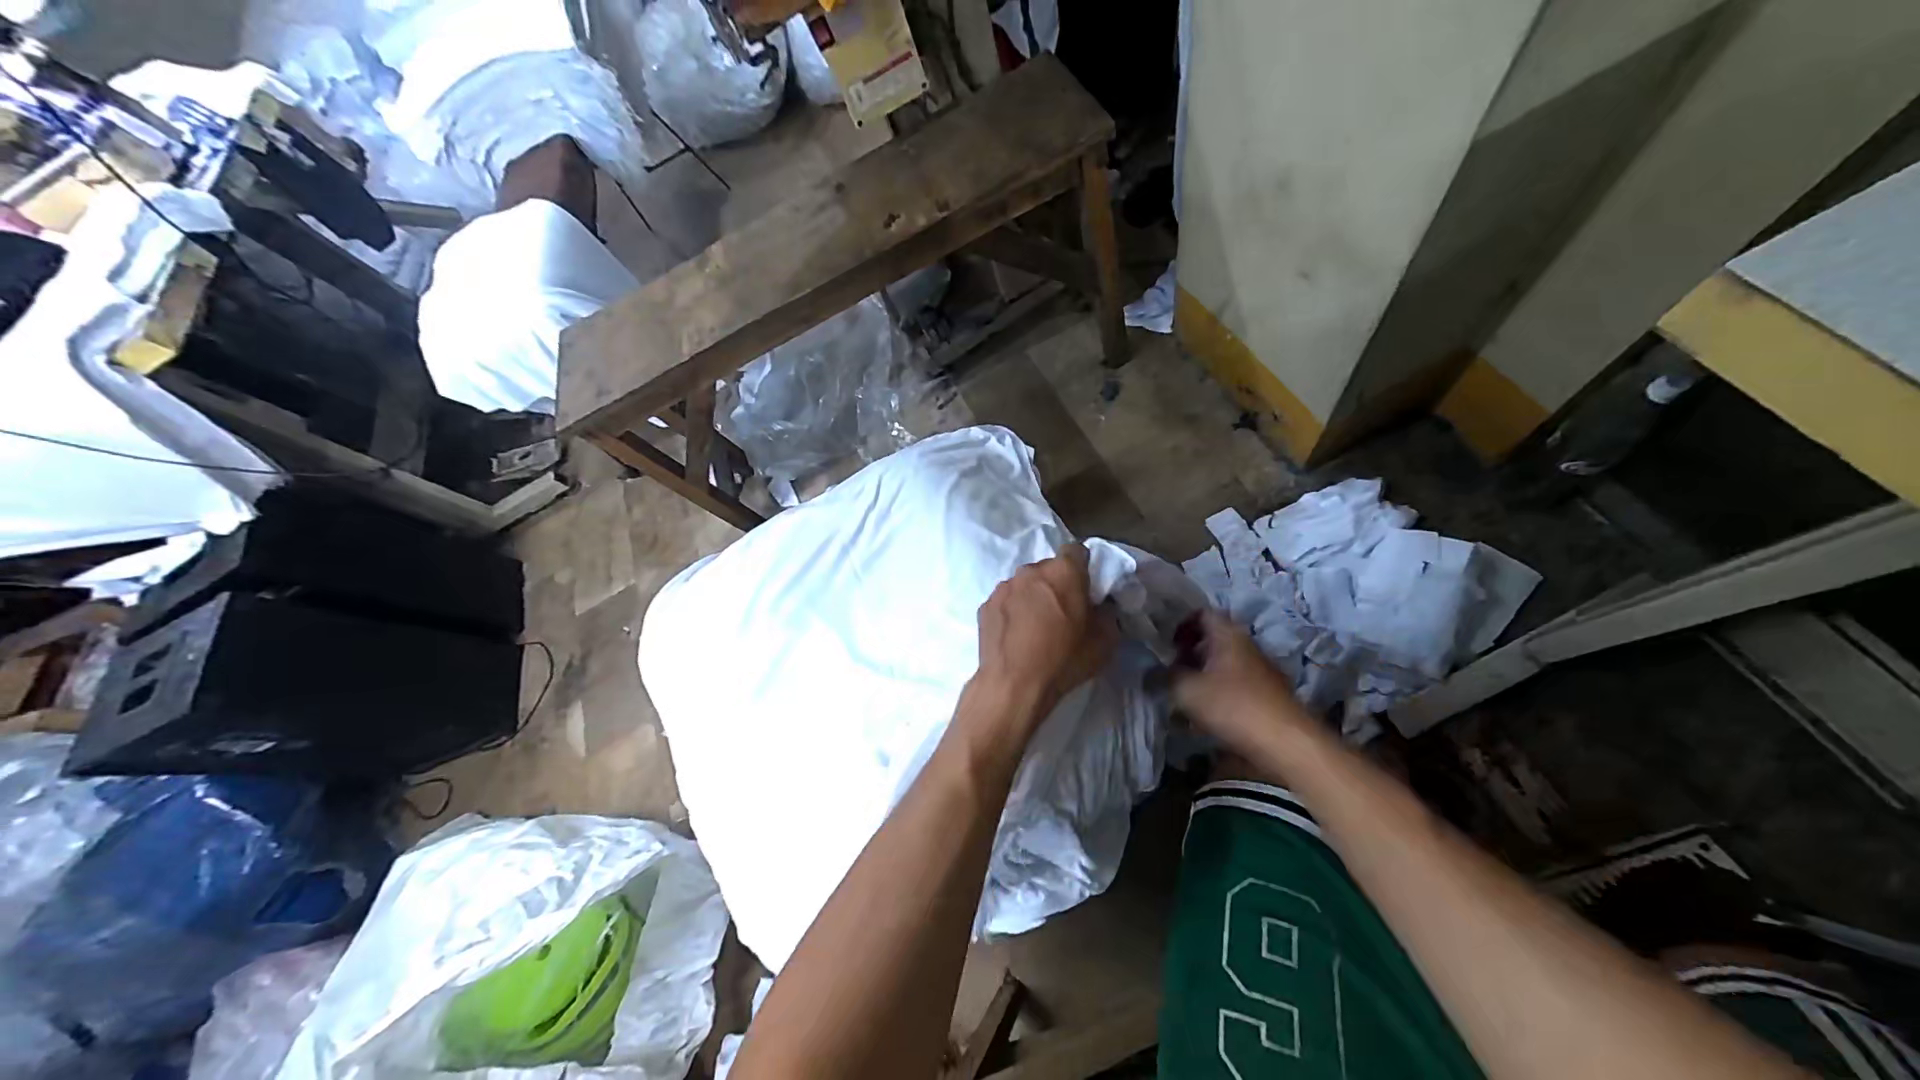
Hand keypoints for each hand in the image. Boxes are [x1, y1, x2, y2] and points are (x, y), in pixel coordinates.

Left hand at [970, 543, 1117, 740]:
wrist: (1013, 685)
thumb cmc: (1063, 660)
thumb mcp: (1104, 642)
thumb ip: (1107, 615)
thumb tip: (1102, 607)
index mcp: (1064, 572)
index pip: (1076, 550)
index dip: (1082, 566)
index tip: (1084, 587)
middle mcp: (1030, 571)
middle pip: (1048, 569)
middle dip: (1056, 584)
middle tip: (1062, 612)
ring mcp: (1004, 587)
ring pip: (1024, 584)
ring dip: (1032, 597)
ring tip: (1035, 627)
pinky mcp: (985, 605)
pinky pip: (1006, 601)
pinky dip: (1012, 611)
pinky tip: (1016, 636)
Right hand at [1172, 610, 1315, 756]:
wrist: (1285, 742)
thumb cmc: (1232, 706)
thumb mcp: (1186, 690)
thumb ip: (1166, 676)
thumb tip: (1155, 671)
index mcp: (1228, 635)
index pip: (1203, 613)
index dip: (1182, 624)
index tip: (1167, 644)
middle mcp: (1247, 645)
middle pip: (1214, 639)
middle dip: (1190, 652)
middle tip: (1171, 669)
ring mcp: (1261, 669)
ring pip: (1224, 663)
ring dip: (1203, 673)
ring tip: (1185, 694)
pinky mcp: (1268, 694)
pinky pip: (1236, 683)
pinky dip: (1219, 690)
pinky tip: (1208, 713)